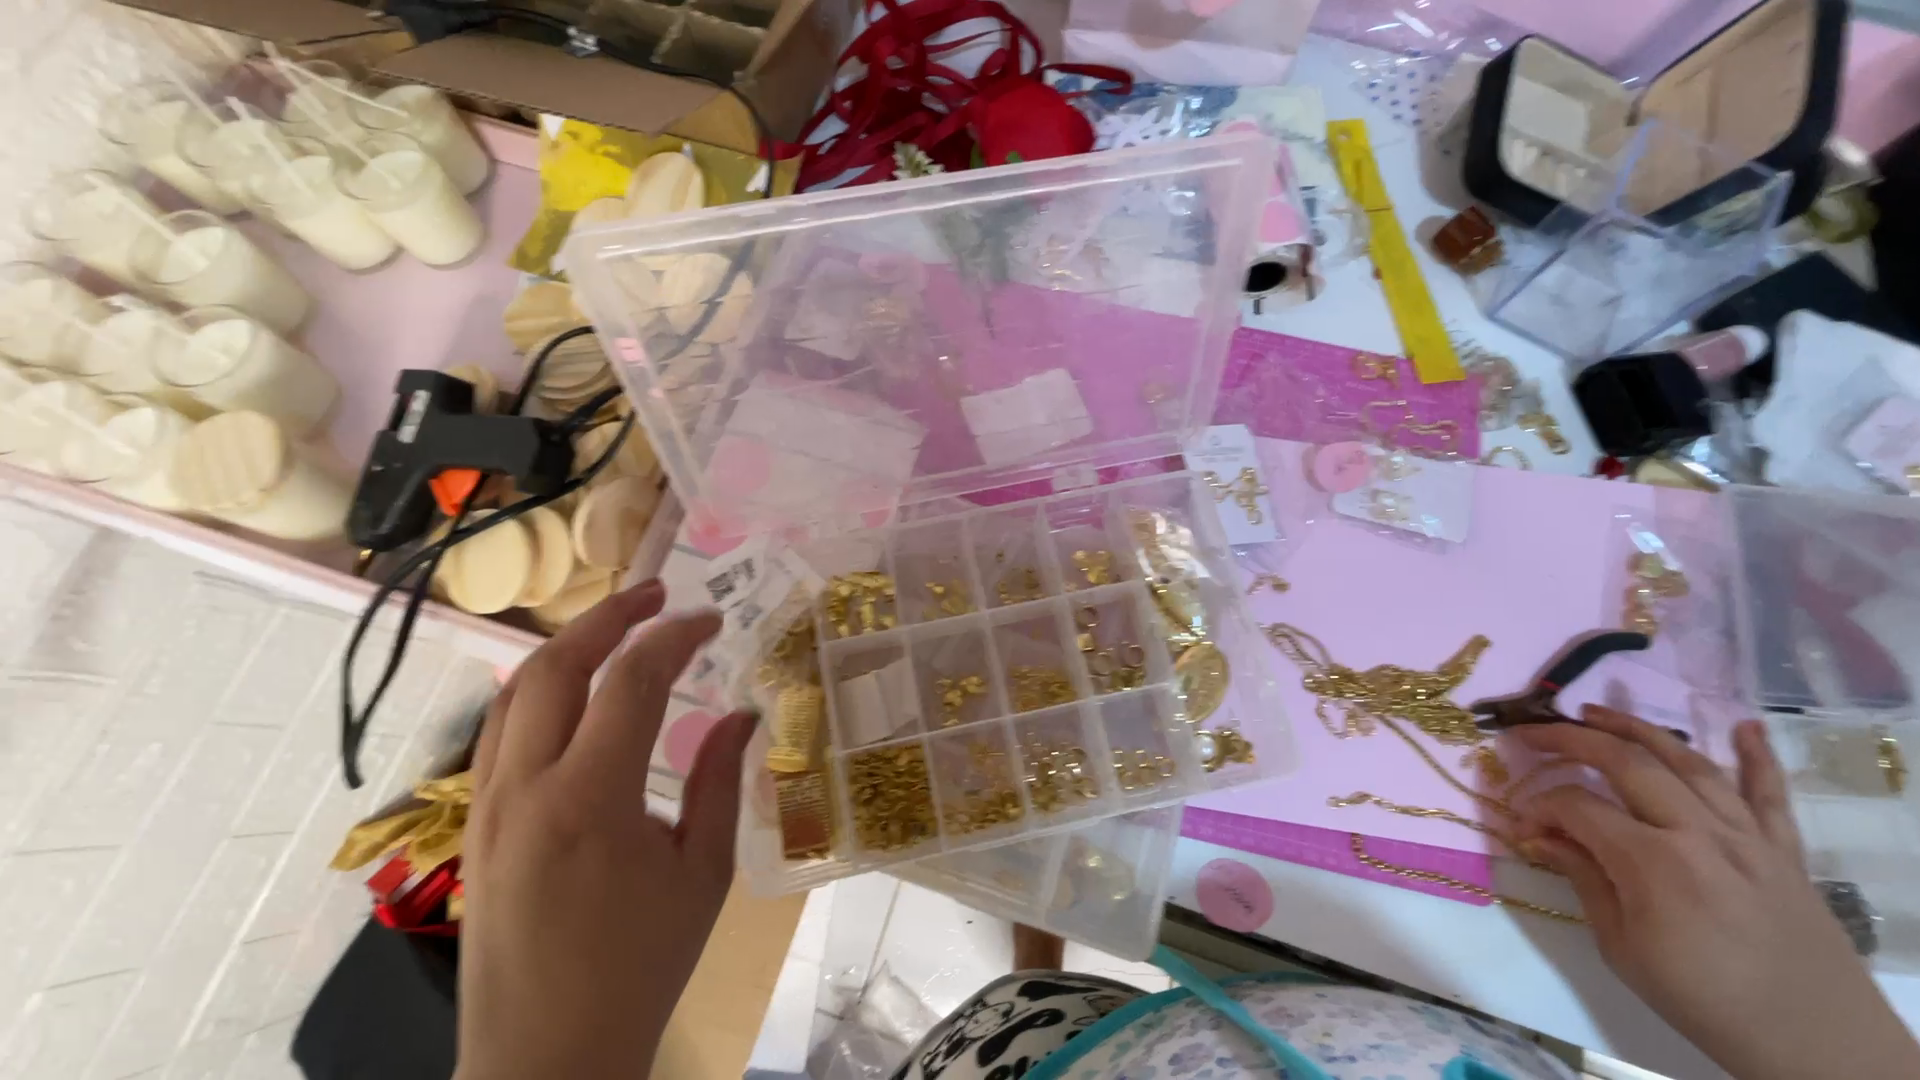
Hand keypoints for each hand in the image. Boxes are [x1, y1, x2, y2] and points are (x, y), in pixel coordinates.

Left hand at [455, 580, 755, 1079]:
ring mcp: (489, 806)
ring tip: (616, 630)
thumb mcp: (702, 873)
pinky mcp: (476, 828)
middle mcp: (526, 787)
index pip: (632, 681)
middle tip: (658, 594)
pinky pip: (498, 734)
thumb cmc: (641, 968)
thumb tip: (740, 715)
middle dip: (610, 616)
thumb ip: (720, 782)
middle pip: (556, 665)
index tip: (711, 620)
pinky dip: (535, 692)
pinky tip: (568, 696)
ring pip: (515, 693)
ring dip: (566, 647)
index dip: (675, 637)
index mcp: (592, 798)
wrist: (547, 1056)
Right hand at [1510, 706, 1919, 1079]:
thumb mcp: (1622, 948)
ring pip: (1688, 762)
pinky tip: (1742, 725)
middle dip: (1570, 739)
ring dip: (1637, 728)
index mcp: (1654, 864)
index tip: (1519, 820)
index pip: (1577, 807)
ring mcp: (1748, 837)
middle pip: (1626, 762)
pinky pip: (1770, 793)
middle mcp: (1700, 834)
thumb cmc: (1702, 1000)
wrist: (1814, 1044)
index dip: (1539, 806)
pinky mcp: (1784, 850)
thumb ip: (1583, 878)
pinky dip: (1758, 755)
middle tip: (1531, 732)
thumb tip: (1538, 834)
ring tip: (1594, 711)